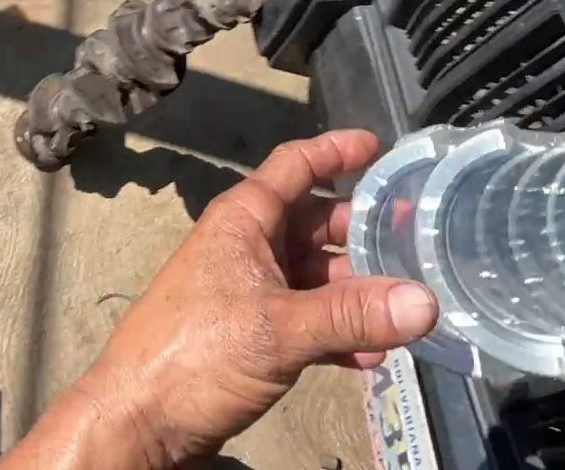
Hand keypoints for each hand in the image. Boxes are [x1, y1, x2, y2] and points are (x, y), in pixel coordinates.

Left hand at [0, 131, 438, 469]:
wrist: (138, 418)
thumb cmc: (195, 351)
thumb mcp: (280, 329)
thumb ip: (352, 316)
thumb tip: (426, 302)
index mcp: (245, 218)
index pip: (295, 164)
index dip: (335, 149)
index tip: (378, 146)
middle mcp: (248, 243)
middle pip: (313, 221)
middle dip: (360, 229)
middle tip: (413, 239)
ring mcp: (250, 286)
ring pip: (314, 273)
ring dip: (355, 289)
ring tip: (405, 303)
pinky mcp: (251, 328)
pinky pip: (306, 316)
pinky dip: (337, 330)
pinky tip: (370, 356)